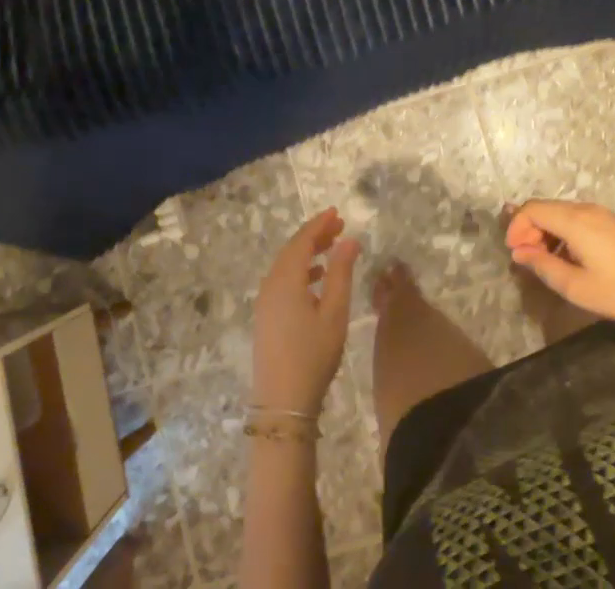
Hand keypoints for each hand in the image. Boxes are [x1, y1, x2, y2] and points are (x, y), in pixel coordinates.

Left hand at [251, 208, 360, 416]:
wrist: (283, 401)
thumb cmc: (313, 354)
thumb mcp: (335, 312)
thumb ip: (341, 273)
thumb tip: (349, 240)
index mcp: (286, 280)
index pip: (302, 242)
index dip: (319, 225)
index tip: (336, 213)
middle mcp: (270, 286)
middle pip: (291, 251)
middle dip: (314, 236)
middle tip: (338, 226)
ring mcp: (265, 303)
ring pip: (286, 267)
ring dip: (307, 254)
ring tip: (332, 249)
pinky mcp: (266, 317)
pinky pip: (283, 282)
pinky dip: (300, 272)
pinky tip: (316, 280)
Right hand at [505, 200, 614, 329]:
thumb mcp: (576, 287)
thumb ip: (543, 266)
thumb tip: (520, 253)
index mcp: (576, 221)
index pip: (532, 209)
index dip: (516, 228)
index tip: (515, 255)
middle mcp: (587, 209)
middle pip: (545, 208)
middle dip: (528, 231)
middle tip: (527, 260)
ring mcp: (602, 214)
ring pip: (560, 213)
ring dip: (545, 233)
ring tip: (546, 263)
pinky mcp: (611, 222)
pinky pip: (576, 219)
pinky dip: (562, 233)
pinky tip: (568, 259)